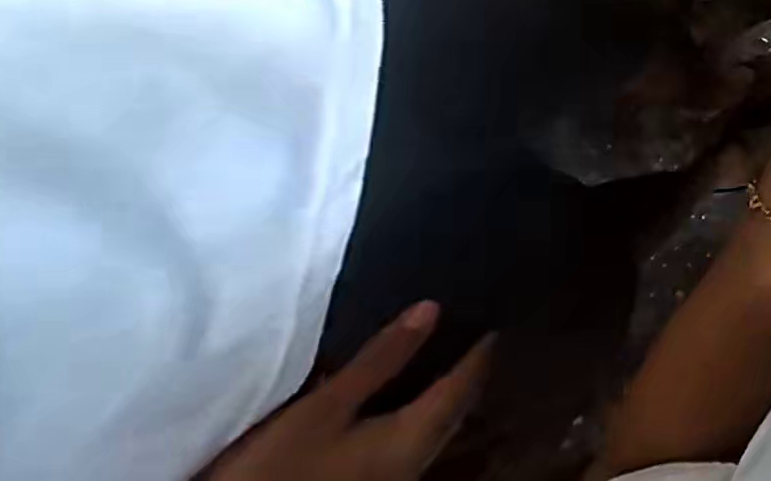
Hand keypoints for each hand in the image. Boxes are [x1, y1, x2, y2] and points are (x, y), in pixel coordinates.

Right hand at [202, 302, 491, 480]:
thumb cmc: (275, 477)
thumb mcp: (322, 412)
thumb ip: (380, 361)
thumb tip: (433, 307)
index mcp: (415, 437)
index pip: (465, 383)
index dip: (482, 349)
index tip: (495, 318)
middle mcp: (413, 462)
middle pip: (454, 408)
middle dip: (467, 372)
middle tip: (474, 332)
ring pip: (430, 429)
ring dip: (440, 395)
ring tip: (441, 357)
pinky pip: (404, 444)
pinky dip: (411, 414)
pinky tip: (395, 401)